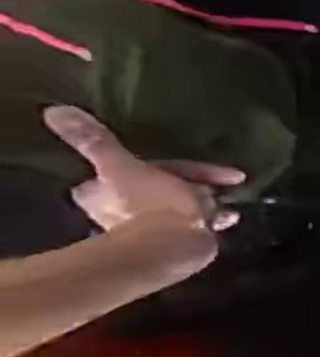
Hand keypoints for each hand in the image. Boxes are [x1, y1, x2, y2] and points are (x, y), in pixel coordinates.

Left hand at [43, 106, 246, 233]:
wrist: (173, 246)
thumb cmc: (152, 205)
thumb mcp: (126, 167)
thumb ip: (99, 142)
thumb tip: (57, 111)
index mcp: (101, 190)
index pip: (145, 167)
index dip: (180, 167)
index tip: (217, 171)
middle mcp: (117, 208)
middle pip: (165, 186)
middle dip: (196, 185)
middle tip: (224, 185)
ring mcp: (146, 225)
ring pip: (182, 204)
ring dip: (208, 202)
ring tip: (226, 203)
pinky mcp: (170, 239)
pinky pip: (195, 222)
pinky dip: (212, 218)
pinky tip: (226, 218)